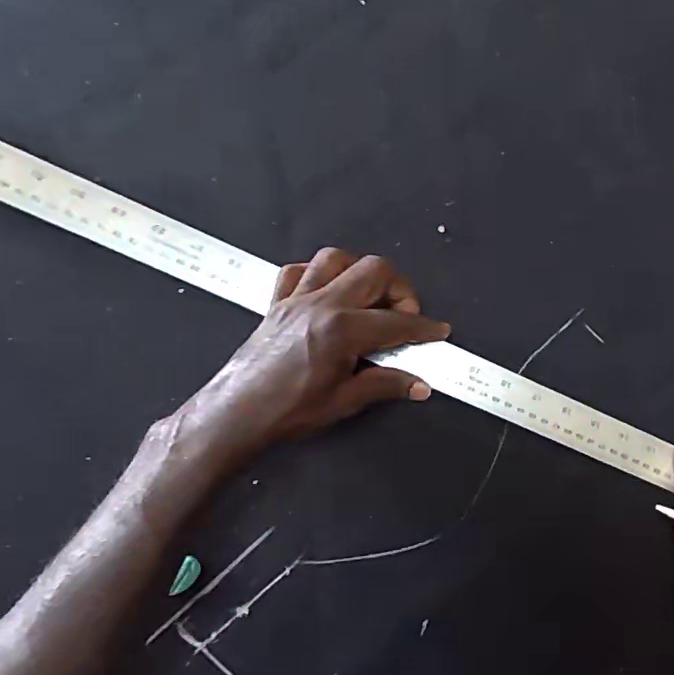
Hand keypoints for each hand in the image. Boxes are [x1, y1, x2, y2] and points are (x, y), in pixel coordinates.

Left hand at [177, 248, 449, 457]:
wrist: (236, 414)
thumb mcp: (344, 401)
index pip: (396, 323)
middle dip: (401, 289)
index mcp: (340, 329)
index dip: (424, 328)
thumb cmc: (284, 410)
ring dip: (360, 273)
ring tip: (370, 298)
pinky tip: (328, 293)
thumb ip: (386, 385)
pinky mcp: (278, 304)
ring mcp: (296, 299)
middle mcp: (320, 304)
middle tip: (405, 316)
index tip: (437, 332)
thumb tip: (417, 384)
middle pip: (374, 270)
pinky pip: (298, 271)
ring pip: (336, 259)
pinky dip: (317, 274)